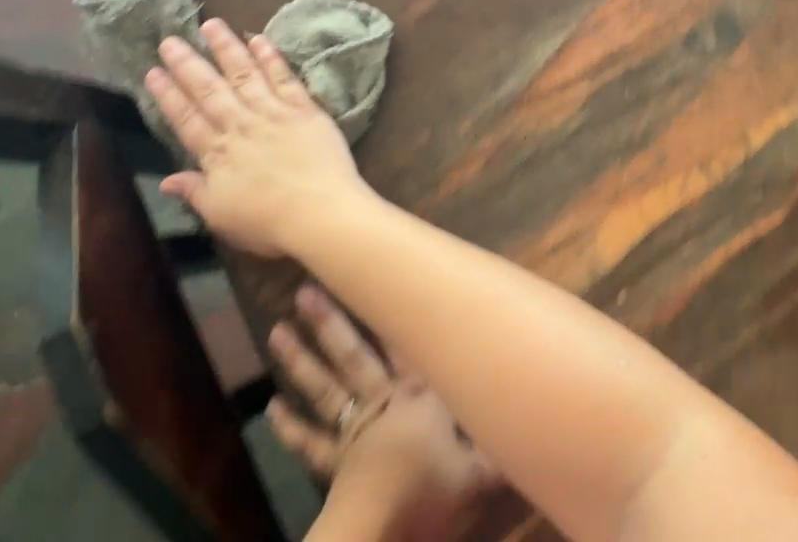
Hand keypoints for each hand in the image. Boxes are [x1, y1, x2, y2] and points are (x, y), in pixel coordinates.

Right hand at [146, 19, 379, 255]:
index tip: (153, 72)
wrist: (320, 212)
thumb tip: (166, 180)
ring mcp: (274, 114)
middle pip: (210, 90)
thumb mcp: (221, 216)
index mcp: (218, 154)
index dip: (168, 96)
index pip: (186, 119)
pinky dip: (271, 57)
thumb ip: (195, 192)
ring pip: (245, 75)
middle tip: (170, 39)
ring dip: (227, 48)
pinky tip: (259, 39)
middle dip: (188, 64)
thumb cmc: (269, 222)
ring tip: (211, 25)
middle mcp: (241, 126)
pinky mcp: (305, 109)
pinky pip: (285, 77)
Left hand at [268, 286, 500, 539]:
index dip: (396, 316)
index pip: (408, 347)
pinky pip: (309, 440)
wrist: (385, 517)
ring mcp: (353, 428)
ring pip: (325, 386)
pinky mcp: (333, 459)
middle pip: (354, 355)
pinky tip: (271, 406)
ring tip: (277, 330)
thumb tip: (527, 435)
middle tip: (304, 290)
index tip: (380, 281)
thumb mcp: (479, 470)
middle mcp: (383, 401)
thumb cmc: (432, 484)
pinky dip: (289, 426)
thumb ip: (497, 450)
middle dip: (331, 323)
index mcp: (420, 396)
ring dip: (300, 359)